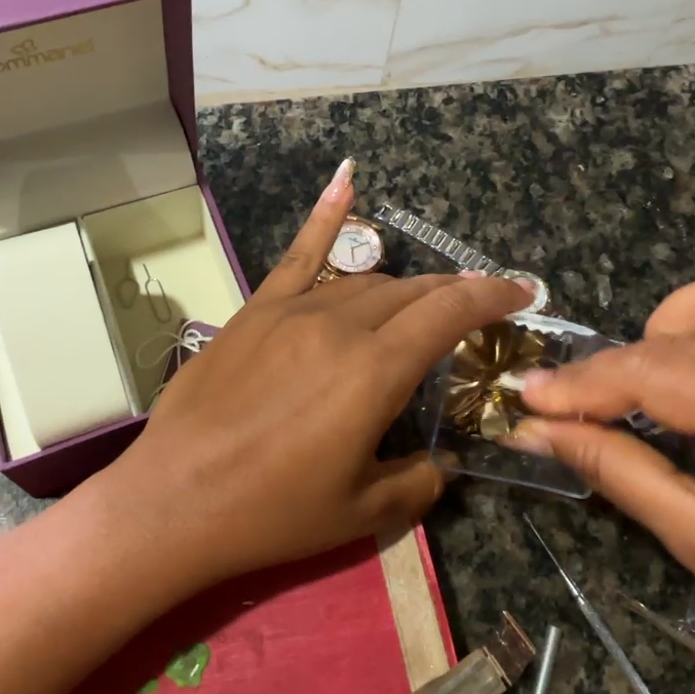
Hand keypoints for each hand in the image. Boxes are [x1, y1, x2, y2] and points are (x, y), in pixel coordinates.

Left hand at [96, 159, 533, 585]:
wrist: (174, 500)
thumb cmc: (271, 513)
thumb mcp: (362, 512)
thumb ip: (419, 482)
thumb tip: (443, 462)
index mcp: (374, 372)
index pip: (449, 313)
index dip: (492, 296)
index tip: (520, 293)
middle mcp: (338, 326)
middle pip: (409, 292)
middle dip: (451, 295)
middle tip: (473, 311)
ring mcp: (290, 312)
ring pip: (363, 281)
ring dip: (401, 288)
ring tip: (420, 300)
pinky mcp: (253, 312)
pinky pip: (297, 256)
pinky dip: (325, 217)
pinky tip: (347, 180)